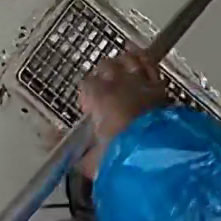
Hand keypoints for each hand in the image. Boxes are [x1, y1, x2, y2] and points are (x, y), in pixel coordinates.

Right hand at [77, 52, 169, 177]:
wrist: (155, 153)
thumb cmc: (119, 156)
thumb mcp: (91, 160)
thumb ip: (76, 151)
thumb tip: (60, 147)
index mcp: (100, 96)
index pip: (87, 84)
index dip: (86, 93)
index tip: (88, 105)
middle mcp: (120, 83)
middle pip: (107, 66)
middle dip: (102, 73)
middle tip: (102, 84)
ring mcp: (141, 81)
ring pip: (130, 59)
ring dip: (124, 61)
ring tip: (121, 63)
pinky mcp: (159, 86)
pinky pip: (150, 65)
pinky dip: (144, 61)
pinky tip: (142, 60)